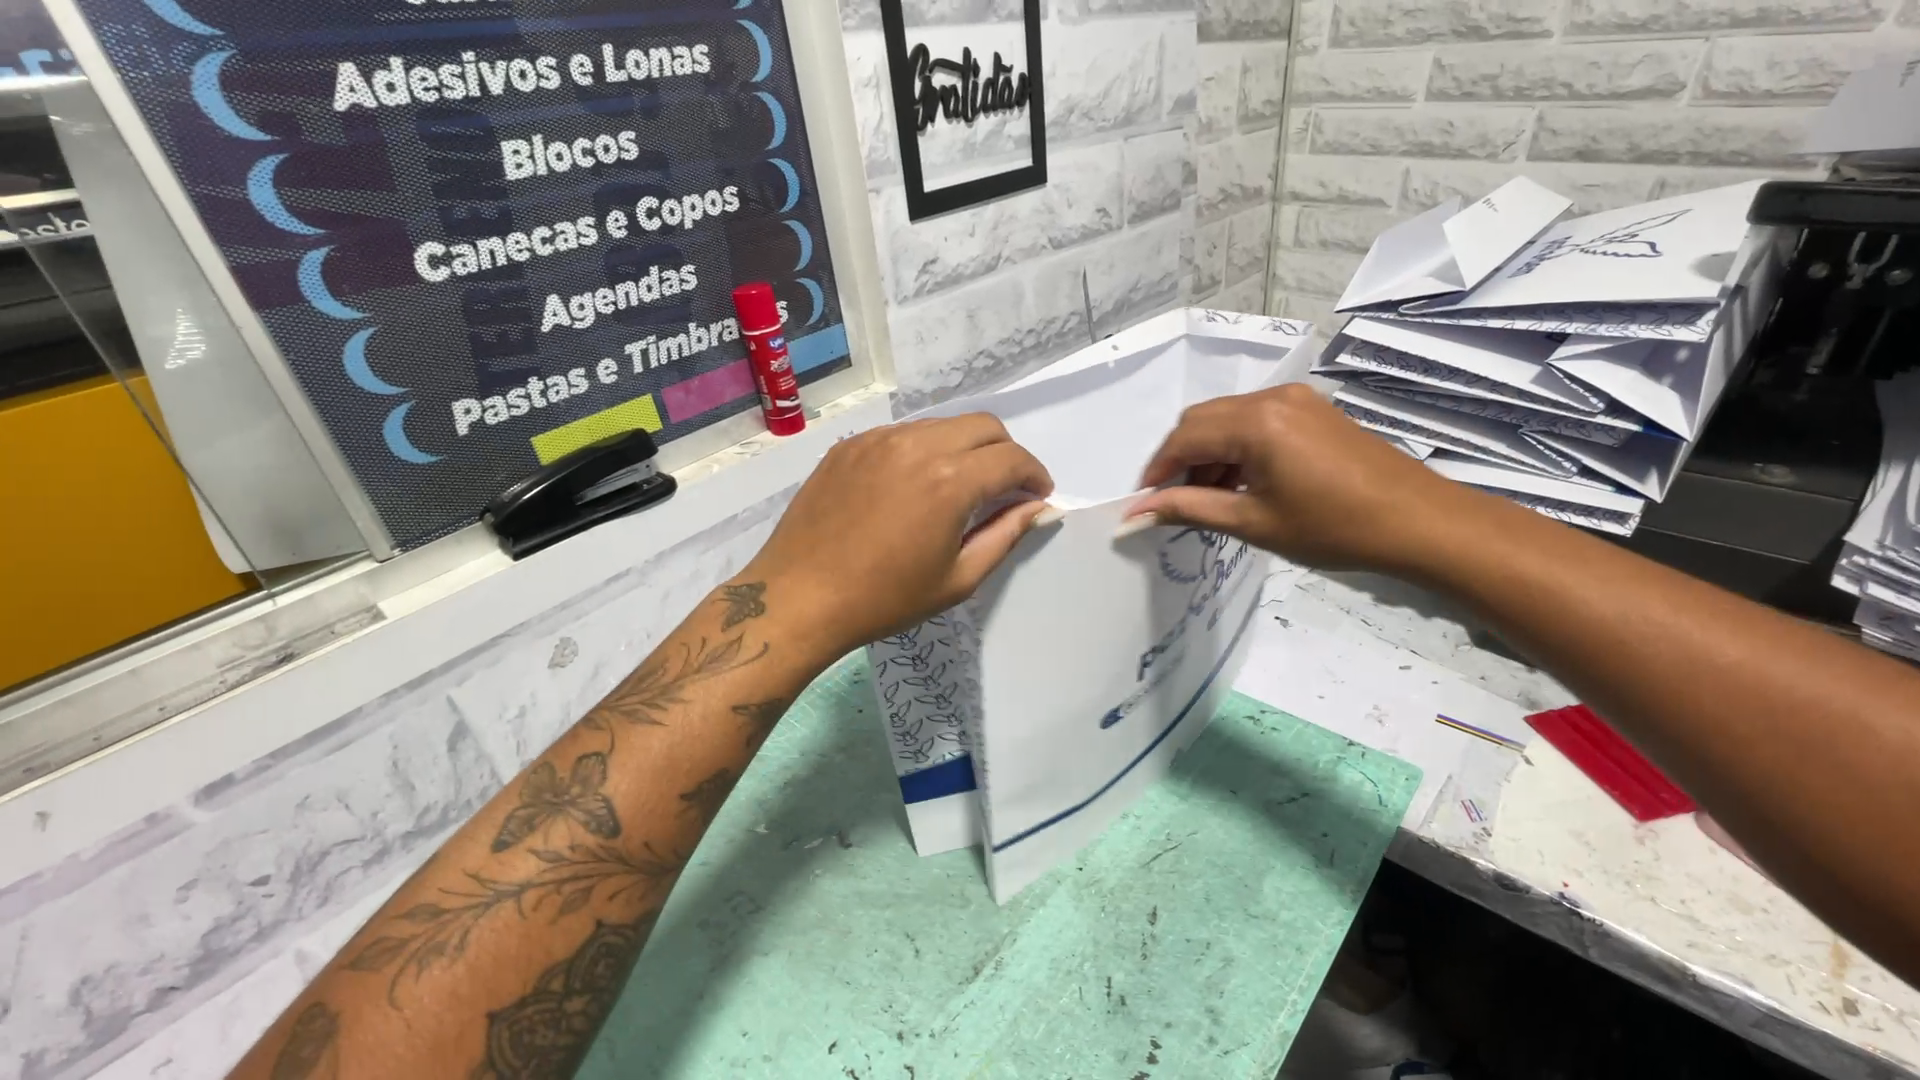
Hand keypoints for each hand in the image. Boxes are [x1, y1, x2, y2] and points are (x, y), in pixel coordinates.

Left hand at [741, 414, 1053, 660]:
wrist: (799, 597)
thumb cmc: (883, 600)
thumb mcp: (957, 579)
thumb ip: (1004, 536)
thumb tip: (1037, 508)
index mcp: (950, 481)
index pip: (1012, 459)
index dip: (1035, 476)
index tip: (1037, 497)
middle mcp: (917, 446)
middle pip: (983, 426)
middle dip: (1005, 453)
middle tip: (1003, 490)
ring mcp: (878, 440)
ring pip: (941, 424)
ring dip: (964, 448)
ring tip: (957, 488)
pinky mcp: (850, 446)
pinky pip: (902, 433)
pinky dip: (923, 450)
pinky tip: (912, 486)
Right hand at [1127, 384, 1474, 573]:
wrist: (1419, 522)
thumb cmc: (1333, 528)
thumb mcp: (1253, 523)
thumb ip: (1189, 510)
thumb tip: (1137, 513)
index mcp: (1256, 422)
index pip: (1184, 438)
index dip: (1157, 471)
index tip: (1144, 504)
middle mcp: (1272, 398)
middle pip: (1202, 420)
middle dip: (1180, 460)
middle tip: (1176, 503)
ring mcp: (1296, 400)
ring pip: (1228, 419)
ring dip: (1209, 454)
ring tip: (1211, 500)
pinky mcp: (1313, 410)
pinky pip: (1256, 421)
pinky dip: (1237, 448)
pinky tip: (1243, 483)